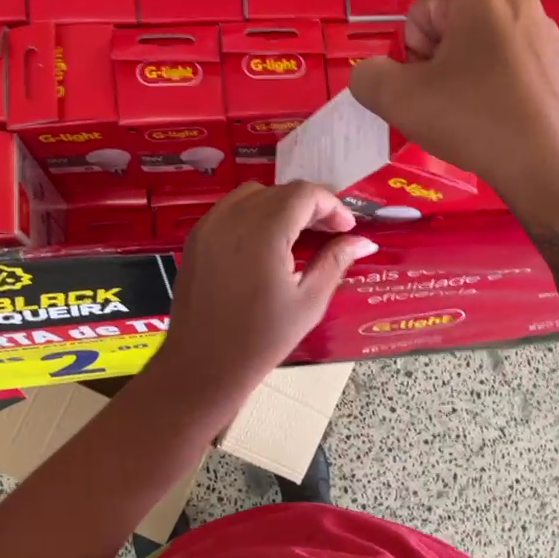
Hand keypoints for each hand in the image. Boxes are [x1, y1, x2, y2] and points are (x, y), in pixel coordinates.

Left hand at [153, 182, 379, 394]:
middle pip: (279, 191)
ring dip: (281, 205)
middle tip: (330, 232)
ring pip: (253, 195)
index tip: (347, 228)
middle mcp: (232, 219)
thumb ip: (335, 262)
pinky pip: (230, 210)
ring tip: (299, 236)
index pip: (303, 195)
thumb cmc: (261, 339)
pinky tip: (267, 243)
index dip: (331, 206)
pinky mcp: (196, 239)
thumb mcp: (308, 302)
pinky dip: (254, 214)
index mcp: (263, 232)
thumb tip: (363, 240)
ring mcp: (209, 226)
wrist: (202, 365)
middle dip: (309, 205)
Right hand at [349, 0, 558, 204]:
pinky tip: (500, 121)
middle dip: (438, 68)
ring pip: (482, 53)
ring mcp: (544, 33)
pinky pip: (511, 71)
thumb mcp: (399, 100)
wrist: (543, 164)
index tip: (425, 92)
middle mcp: (517, 1)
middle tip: (444, 108)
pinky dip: (497, 91)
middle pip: (451, 32)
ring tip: (473, 118)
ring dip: (466, 80)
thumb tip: (369, 74)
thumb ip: (368, 77)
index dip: (409, 59)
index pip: (418, 18)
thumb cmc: (470, 120)